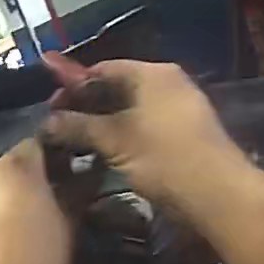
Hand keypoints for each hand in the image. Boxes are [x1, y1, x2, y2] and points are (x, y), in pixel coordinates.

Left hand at [0, 139, 72, 263]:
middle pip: (16, 157)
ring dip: (21, 184)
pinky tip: (23, 219)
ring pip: (2, 178)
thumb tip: (87, 169)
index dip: (58, 145)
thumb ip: (77, 187)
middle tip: (64, 179)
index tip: (76, 155)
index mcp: (12, 163)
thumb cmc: (40, 251)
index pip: (36, 137)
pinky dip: (6, 202)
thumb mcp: (69, 216)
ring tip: (46, 201)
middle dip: (39, 165)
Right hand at [41, 55, 247, 207]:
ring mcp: (177, 110)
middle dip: (85, 106)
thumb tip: (46, 122)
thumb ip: (77, 127)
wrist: (218, 195)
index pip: (102, 68)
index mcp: (152, 73)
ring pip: (129, 110)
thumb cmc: (164, 157)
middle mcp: (166, 84)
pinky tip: (102, 154)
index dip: (72, 84)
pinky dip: (121, 136)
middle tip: (57, 127)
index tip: (49, 105)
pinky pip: (143, 126)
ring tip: (73, 143)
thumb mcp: (115, 140)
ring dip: (101, 124)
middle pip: (116, 88)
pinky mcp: (182, 135)